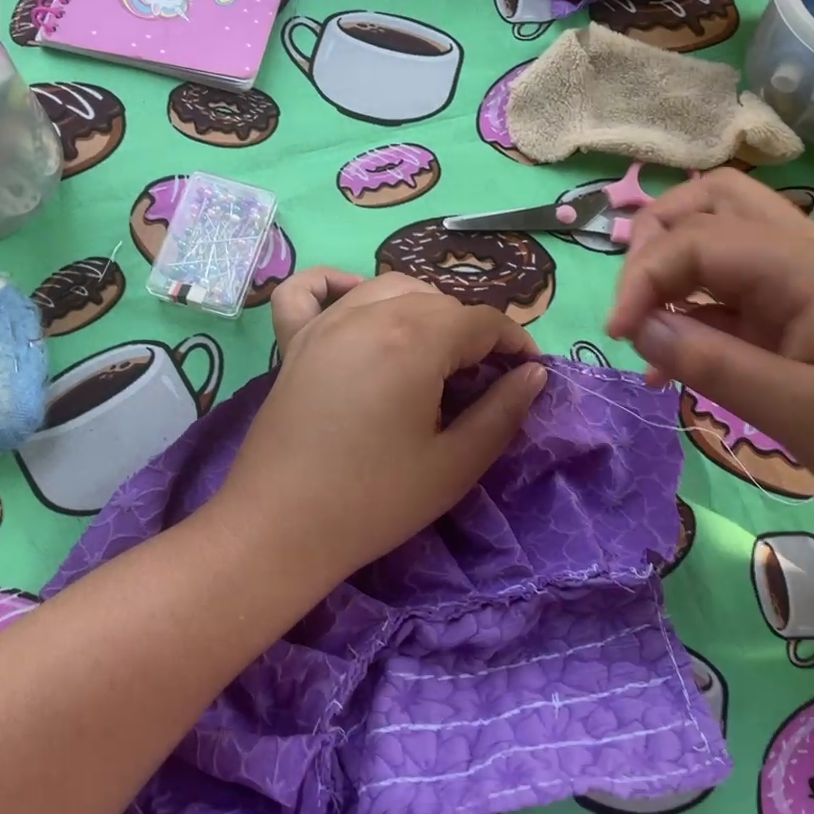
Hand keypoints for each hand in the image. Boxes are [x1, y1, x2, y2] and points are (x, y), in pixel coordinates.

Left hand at [225, 269, 547, 574]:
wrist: (279, 529)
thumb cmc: (374, 502)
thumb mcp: (454, 465)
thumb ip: (502, 412)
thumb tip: (533, 373)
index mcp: (415, 340)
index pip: (482, 321)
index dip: (514, 343)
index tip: (527, 373)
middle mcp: (370, 314)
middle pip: (439, 301)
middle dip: (471, 332)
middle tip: (481, 381)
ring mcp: (325, 323)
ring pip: (388, 286)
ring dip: (422, 309)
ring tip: (434, 354)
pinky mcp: (292, 341)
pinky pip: (310, 290)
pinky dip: (336, 284)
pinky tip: (356, 301)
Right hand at [607, 170, 813, 530]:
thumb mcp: (802, 413)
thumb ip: (713, 363)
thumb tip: (638, 329)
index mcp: (809, 269)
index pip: (699, 237)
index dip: (642, 275)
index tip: (615, 336)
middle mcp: (810, 258)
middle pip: (714, 204)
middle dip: (656, 243)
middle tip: (633, 310)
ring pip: (727, 240)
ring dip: (676, 272)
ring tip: (648, 335)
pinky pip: (742, 292)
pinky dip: (700, 311)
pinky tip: (680, 361)